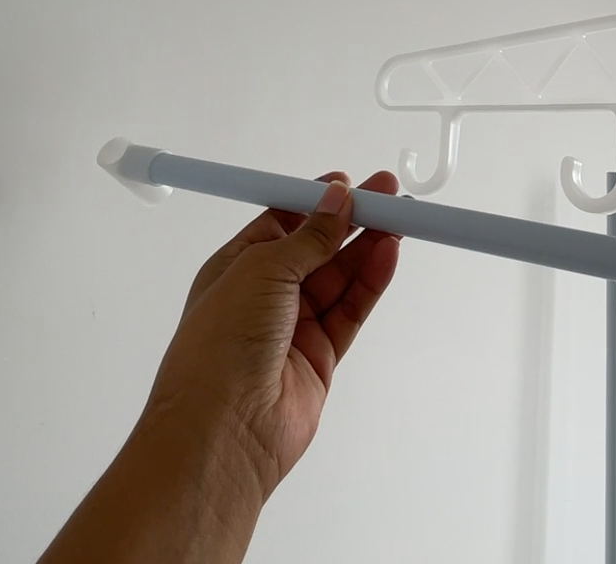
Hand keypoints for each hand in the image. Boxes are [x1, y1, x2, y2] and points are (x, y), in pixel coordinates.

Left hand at [147, 170, 401, 490]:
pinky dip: (371, 281)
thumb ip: (309, 236)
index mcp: (238, 266)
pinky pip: (352, 308)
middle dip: (352, 219)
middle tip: (387, 196)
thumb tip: (335, 201)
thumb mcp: (262, 269)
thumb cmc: (217, 348)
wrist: (223, 432)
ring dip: (367, 247)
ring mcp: (294, 325)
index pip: (284, 220)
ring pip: (340, 275)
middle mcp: (265, 294)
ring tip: (398, 221)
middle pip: (319, 246)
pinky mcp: (321, 353)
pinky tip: (387, 255)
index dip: (316, 201)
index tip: (348, 183)